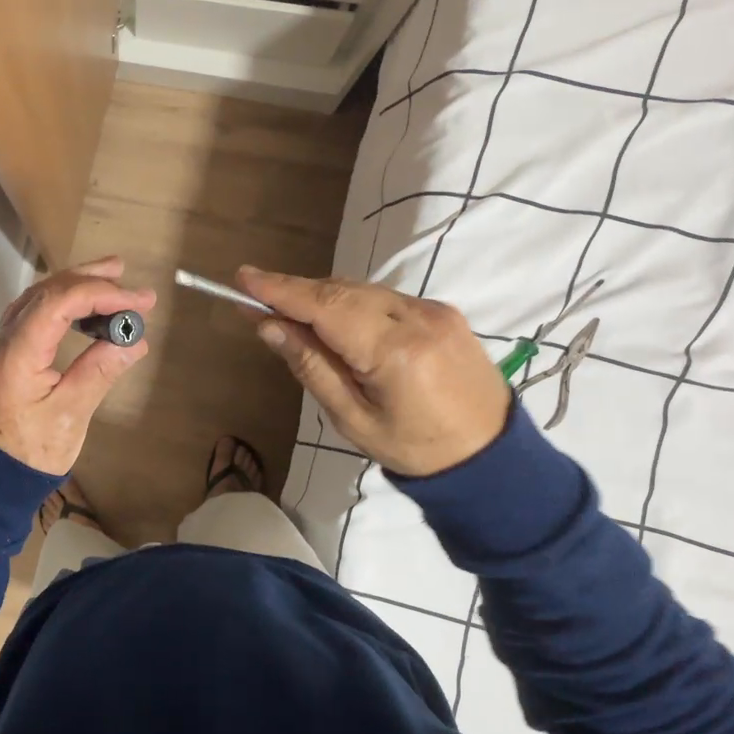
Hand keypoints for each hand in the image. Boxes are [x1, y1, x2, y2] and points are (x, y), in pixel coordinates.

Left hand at [0, 257, 156, 473]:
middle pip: (43, 292)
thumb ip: (99, 371)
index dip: (98, 293)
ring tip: (112, 284)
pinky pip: (31, 316)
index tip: (136, 301)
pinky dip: (60, 305)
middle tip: (127, 276)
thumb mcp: (71, 415)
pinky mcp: (4, 357)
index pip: (56, 303)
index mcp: (15, 355)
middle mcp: (2, 342)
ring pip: (35, 300)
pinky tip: (83, 312)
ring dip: (73, 288)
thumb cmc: (30, 454)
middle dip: (87, 280)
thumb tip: (133, 340)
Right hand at [238, 267, 510, 476]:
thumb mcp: (352, 419)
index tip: (242, 278)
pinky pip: (382, 298)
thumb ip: (311, 366)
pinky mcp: (442, 312)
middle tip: (252, 299)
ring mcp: (434, 311)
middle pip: (341, 291)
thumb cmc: (415, 448)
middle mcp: (417, 318)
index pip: (325, 307)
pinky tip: (331, 321)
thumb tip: (269, 326)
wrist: (491, 456)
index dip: (281, 290)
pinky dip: (349, 303)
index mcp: (394, 352)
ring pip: (361, 290)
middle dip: (294, 291)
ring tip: (286, 314)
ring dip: (321, 297)